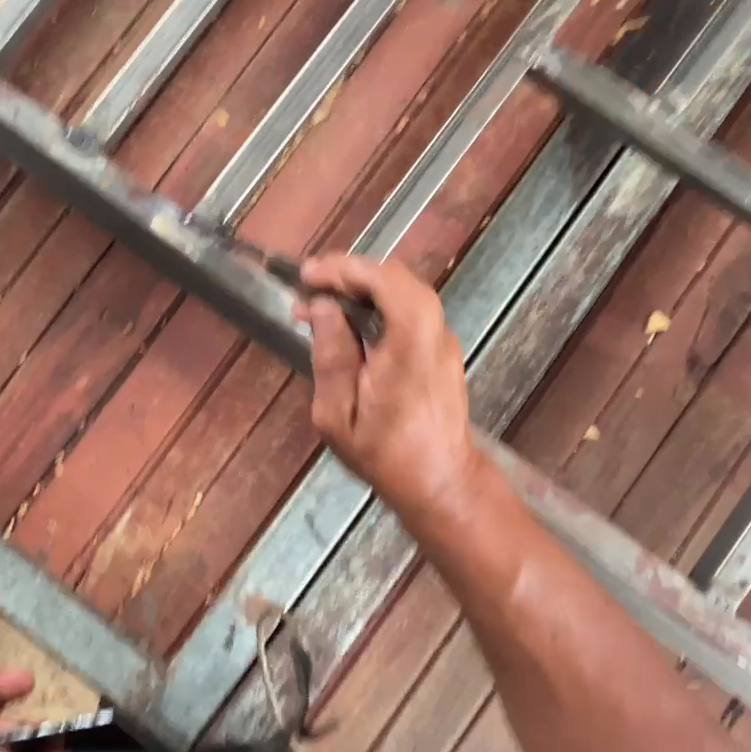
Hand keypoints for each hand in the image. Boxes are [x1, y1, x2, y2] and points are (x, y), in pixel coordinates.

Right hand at [297, 254, 488, 522]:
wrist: (440, 482)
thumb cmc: (384, 454)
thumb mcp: (337, 415)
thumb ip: (330, 356)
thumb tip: (322, 307)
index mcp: (409, 349)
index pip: (387, 283)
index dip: (346, 269)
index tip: (308, 275)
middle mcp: (434, 336)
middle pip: (398, 278)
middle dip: (350, 273)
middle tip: (310, 285)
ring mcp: (442, 340)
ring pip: (405, 290)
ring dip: (363, 286)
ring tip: (322, 301)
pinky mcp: (441, 349)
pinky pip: (410, 308)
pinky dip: (377, 302)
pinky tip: (348, 320)